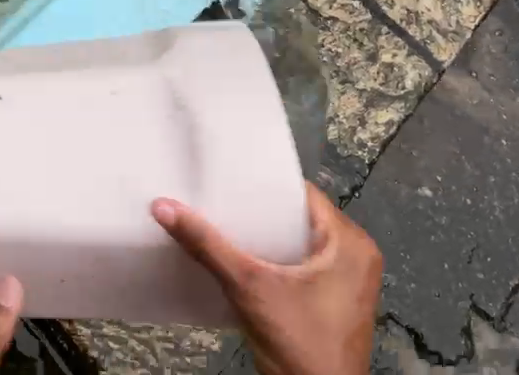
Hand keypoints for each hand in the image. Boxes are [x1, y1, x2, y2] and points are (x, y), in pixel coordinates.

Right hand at [152, 184, 381, 374]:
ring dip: (265, 234)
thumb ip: (206, 244)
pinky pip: (302, 261)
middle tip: (216, 195)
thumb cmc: (297, 343)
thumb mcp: (248, 287)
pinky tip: (241, 254)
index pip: (300, 193)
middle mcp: (357, 255)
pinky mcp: (337, 300)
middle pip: (298, 216)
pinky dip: (275, 256)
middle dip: (259, 209)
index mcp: (350, 243)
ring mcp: (349, 280)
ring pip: (299, 239)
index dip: (262, 183)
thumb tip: (161, 205)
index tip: (225, 175)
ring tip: (223, 219)